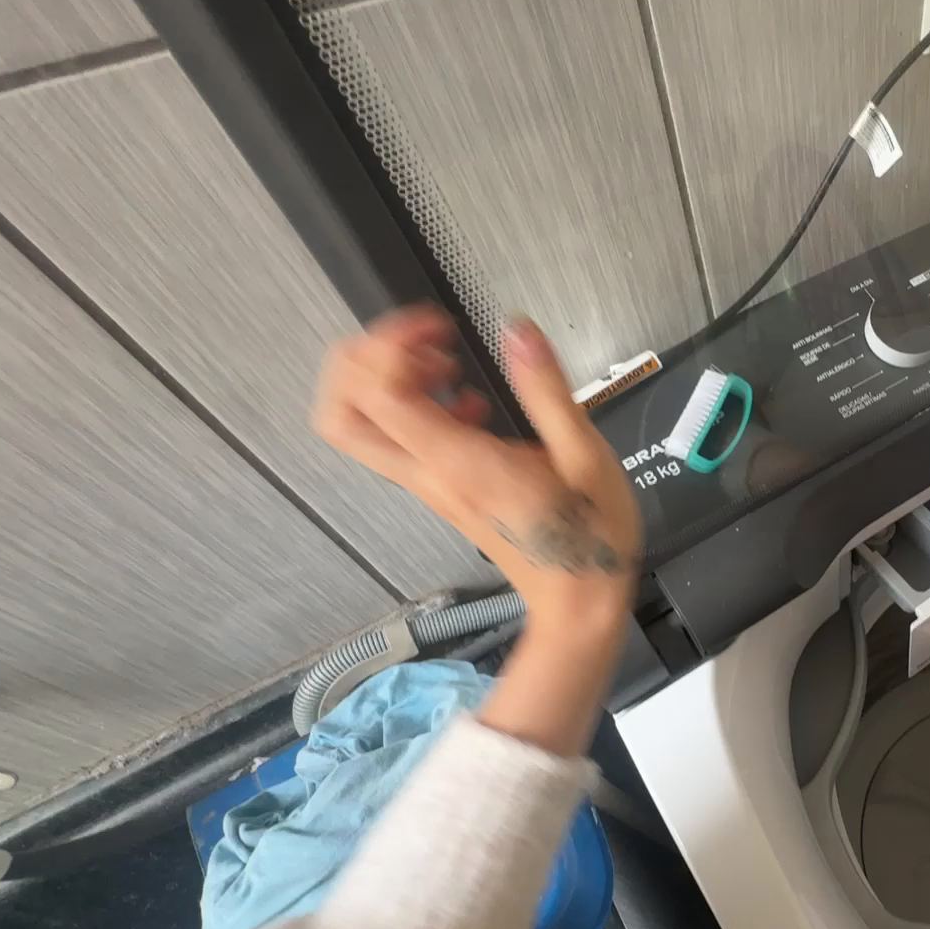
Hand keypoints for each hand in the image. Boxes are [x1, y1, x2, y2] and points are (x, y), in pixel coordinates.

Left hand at [313, 305, 639, 623]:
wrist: (578, 601)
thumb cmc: (589, 536)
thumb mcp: (585, 456)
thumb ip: (547, 391)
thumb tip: (518, 332)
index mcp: (460, 463)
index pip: (378, 390)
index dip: (393, 343)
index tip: (441, 327)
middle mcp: (430, 475)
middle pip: (340, 414)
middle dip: (365, 360)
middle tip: (420, 342)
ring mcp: (430, 487)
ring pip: (361, 429)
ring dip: (387, 383)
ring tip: (447, 367)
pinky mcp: (442, 493)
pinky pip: (398, 443)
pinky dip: (414, 409)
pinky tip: (470, 405)